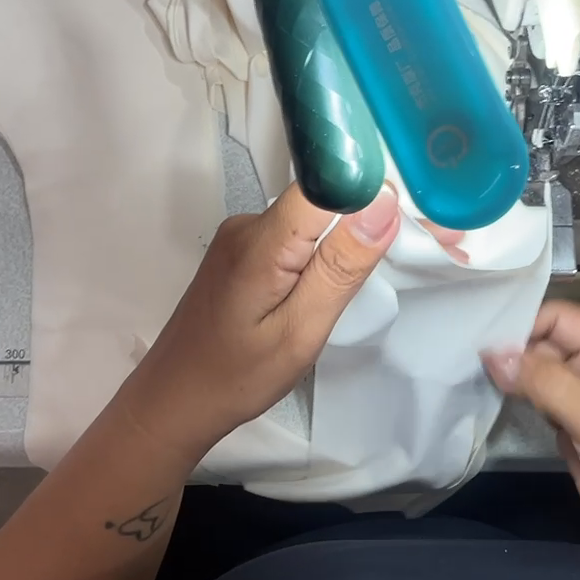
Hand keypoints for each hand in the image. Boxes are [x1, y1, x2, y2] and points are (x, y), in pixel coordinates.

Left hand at [118, 184, 400, 456]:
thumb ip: (341, 267)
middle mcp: (247, 224)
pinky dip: (312, 257)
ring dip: (335, 247)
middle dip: (359, 224)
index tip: (403, 215)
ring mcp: (240, 236)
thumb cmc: (236, 376)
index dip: (369, 189)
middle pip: (321, 198)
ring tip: (337, 293)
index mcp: (261, 241)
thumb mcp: (300, 331)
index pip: (325, 180)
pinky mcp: (240, 251)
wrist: (176, 398)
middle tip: (379, 270)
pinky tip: (311, 293)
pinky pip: (291, 236)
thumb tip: (382, 203)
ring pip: (309, 220)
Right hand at [483, 301, 579, 570]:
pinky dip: (514, 398)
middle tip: (461, 361)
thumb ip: (548, 384)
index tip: (476, 344)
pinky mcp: (571, 422)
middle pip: (541, 340)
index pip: (557, 317)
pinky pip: (536, 399)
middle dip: (507, 350)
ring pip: (534, 370)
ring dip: (506, 375)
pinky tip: (486, 396)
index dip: (518, 326)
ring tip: (466, 375)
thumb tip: (492, 353)